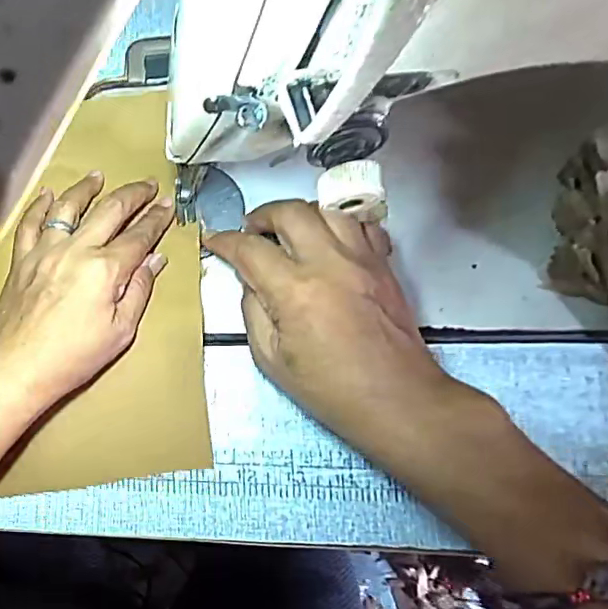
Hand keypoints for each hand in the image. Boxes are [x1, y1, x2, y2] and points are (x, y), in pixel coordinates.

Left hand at [0, 173, 174, 421]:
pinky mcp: (21, 262)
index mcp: (105, 270)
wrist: (17, 367)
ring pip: (67, 207)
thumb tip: (153, 262)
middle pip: (109, 210)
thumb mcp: (119, 332)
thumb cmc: (67, 358)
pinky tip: (47, 196)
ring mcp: (44, 253)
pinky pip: (30, 224)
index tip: (166, 207)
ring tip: (97, 177)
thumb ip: (138, 291)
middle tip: (146, 186)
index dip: (156, 218)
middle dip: (133, 194)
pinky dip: (39, 206)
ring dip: (85, 189)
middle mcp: (75, 252)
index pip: (139, 234)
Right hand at [204, 200, 460, 451]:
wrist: (395, 398)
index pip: (250, 249)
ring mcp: (363, 260)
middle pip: (291, 213)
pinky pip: (361, 226)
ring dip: (300, 215)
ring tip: (286, 233)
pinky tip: (326, 242)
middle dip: (261, 216)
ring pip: (328, 210)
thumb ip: (253, 310)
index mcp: (295, 291)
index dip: (224, 241)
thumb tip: (251, 281)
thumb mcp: (269, 356)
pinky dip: (338, 225)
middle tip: (249, 232)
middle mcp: (331, 264)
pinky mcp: (384, 265)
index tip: (212, 240)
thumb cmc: (326, 387)